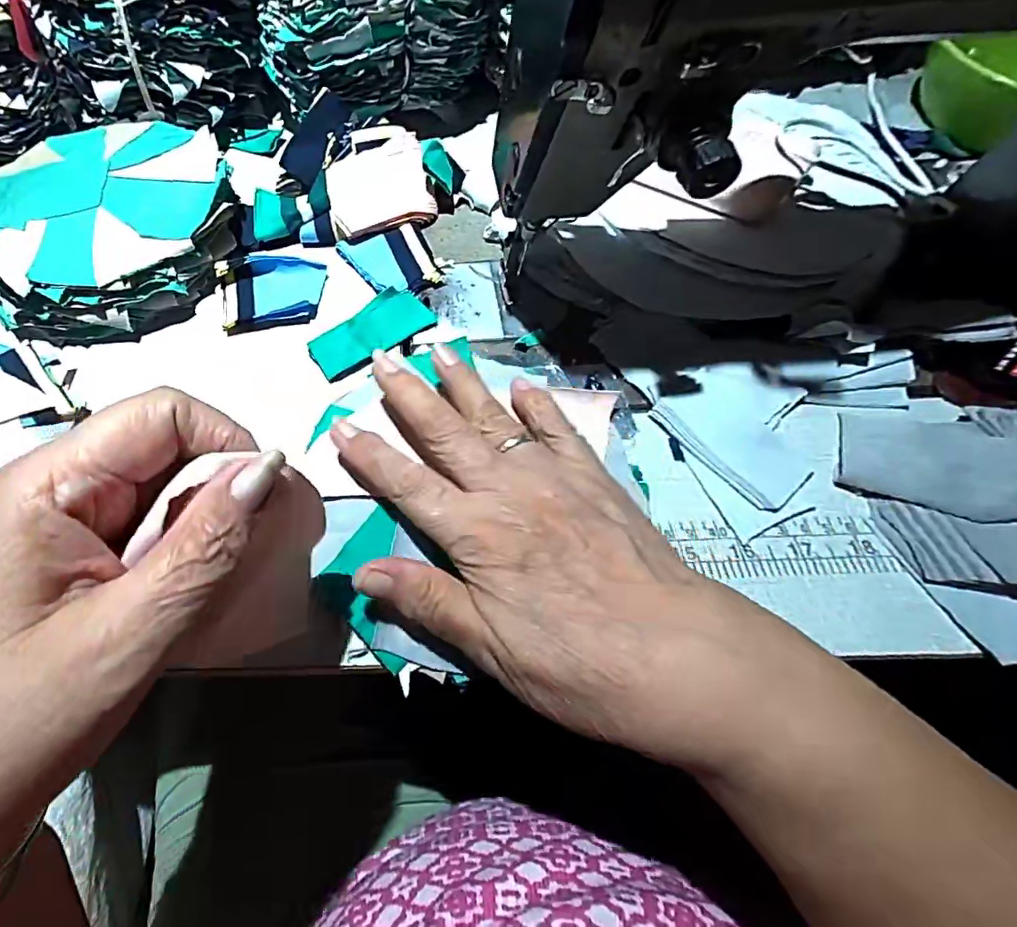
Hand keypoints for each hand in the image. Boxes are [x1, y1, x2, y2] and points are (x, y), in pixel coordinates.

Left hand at [0, 388, 322, 926]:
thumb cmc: (9, 724)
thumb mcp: (125, 636)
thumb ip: (204, 548)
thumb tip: (271, 471)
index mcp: (48, 486)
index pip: (162, 413)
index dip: (228, 442)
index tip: (266, 503)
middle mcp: (56, 488)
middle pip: (169, 450)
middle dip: (222, 493)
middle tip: (249, 557)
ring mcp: (64, 525)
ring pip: (167, 492)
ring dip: (207, 529)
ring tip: (216, 588)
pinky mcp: (75, 559)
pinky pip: (151, 530)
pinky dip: (187, 554)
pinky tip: (187, 599)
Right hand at [332, 349, 834, 773]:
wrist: (675, 651)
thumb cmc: (575, 663)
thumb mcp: (490, 648)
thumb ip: (428, 601)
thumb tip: (361, 572)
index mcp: (477, 535)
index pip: (409, 486)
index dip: (372, 456)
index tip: (342, 423)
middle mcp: (510, 493)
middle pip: (449, 437)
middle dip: (412, 398)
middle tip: (384, 360)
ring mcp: (556, 479)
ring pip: (499, 422)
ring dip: (467, 386)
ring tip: (441, 352)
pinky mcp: (595, 481)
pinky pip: (560, 431)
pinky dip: (540, 406)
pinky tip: (524, 387)